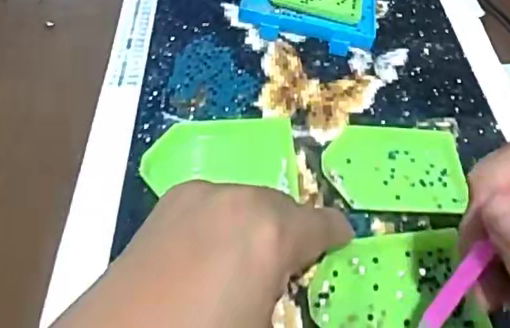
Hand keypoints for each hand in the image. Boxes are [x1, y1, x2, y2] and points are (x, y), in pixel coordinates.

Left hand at [54, 182, 350, 327]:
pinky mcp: (167, 203)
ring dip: (255, 228)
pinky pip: (213, 205)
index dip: (336, 239)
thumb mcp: (262, 327)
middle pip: (283, 208)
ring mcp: (199, 194)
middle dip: (291, 237)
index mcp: (270, 231)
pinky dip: (221, 224)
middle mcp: (239, 198)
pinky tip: (208, 262)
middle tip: (290, 276)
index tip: (342, 248)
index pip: (322, 224)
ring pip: (247, 202)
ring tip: (245, 272)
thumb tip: (289, 290)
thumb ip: (287, 301)